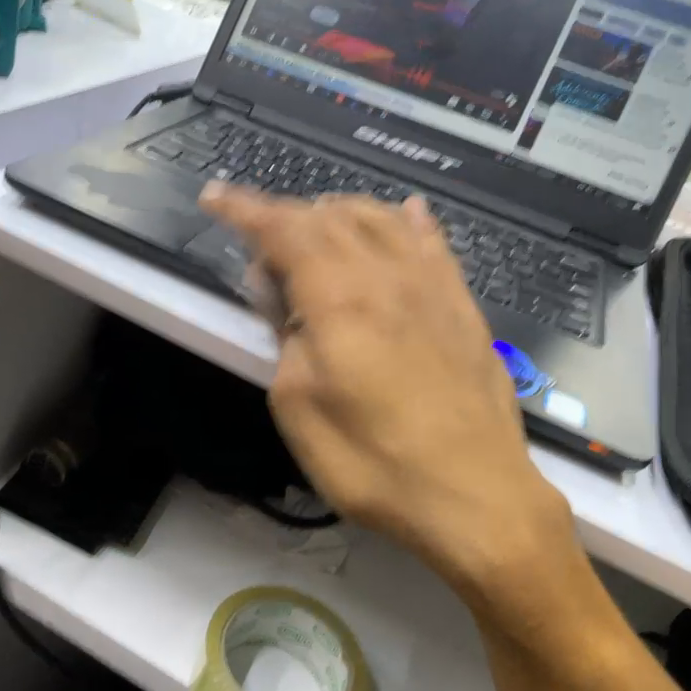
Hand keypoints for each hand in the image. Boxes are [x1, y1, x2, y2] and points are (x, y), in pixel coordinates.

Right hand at [200, 183, 573, 583]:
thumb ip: (284, 336)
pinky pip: (433, 242)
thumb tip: (280, 290)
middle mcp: (387, 275)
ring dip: (338, 213)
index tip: (214, 196)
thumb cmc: (374, 463)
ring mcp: (432, 286)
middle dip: (284, 215)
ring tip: (315, 227)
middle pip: (329, 218)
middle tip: (258, 239)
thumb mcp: (298, 407)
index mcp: (340, 298)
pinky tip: (404, 214)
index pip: (282, 230)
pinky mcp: (464, 307)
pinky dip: (407, 221)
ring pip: (380, 219)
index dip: (243, 208)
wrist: (476, 495)